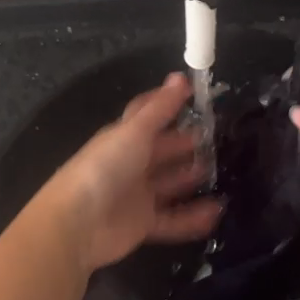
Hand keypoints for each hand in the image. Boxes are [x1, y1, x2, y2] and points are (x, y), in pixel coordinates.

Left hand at [29, 73, 223, 272]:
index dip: (168, 104)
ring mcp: (136, 194)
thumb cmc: (105, 168)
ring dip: (192, 177)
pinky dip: (193, 216)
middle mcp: (130, 163)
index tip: (196, 95)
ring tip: (222, 170)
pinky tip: (216, 212)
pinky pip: (173, 218)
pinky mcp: (143, 223)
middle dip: (186, 143)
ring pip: (170, 183)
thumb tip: (180, 76)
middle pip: (162, 150)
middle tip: (217, 137)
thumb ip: (160, 108)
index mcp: (123, 137)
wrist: (78, 224)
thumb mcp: (134, 132)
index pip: (148, 115)